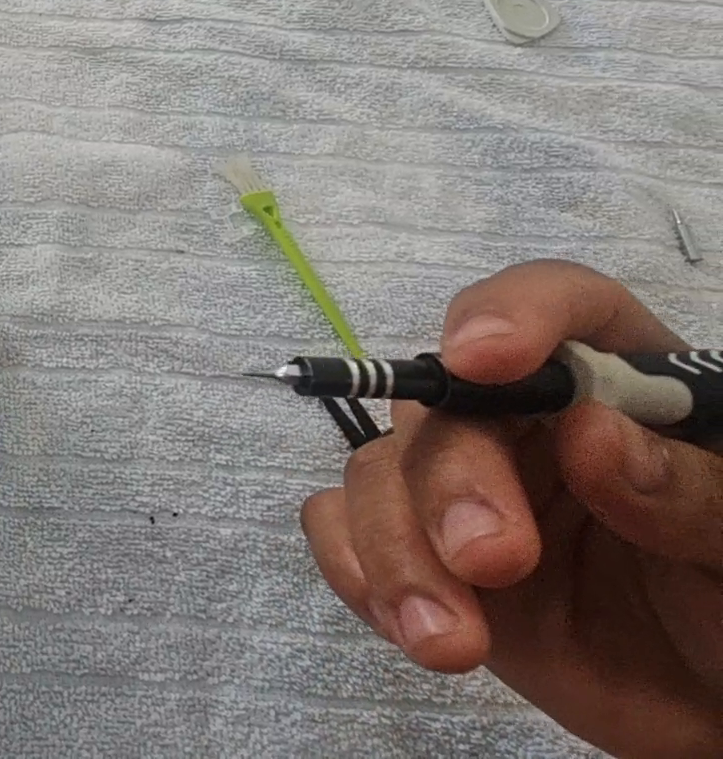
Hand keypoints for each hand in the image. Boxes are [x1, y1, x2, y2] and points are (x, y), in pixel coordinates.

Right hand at [300, 261, 722, 755]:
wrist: (710, 715)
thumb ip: (698, 494)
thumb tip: (592, 434)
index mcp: (616, 389)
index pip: (559, 306)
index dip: (511, 313)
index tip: (481, 358)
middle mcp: (517, 421)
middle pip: (440, 407)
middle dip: (448, 480)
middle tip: (491, 561)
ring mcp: (451, 483)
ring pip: (374, 470)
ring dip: (394, 547)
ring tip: (448, 640)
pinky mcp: (406, 541)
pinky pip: (336, 523)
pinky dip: (352, 564)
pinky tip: (405, 624)